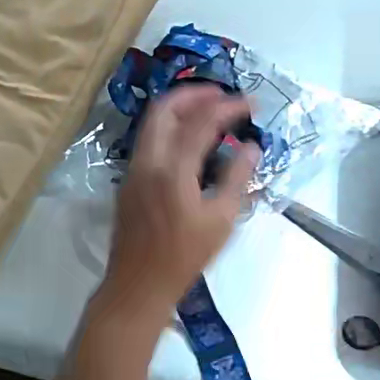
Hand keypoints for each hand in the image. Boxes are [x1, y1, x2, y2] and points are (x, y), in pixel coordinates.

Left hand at [102, 85, 259, 316]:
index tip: (250, 104)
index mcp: (171, 170)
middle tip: (222, 96)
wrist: (138, 284)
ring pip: (151, 123)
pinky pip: (147, 141)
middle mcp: (146, 161)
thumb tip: (251, 147)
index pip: (201, 121)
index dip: (227, 106)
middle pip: (164, 108)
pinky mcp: (128, 181)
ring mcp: (132, 170)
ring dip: (179, 110)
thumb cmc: (183, 257)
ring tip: (209, 112)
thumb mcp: (221, 221)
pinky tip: (190, 142)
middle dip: (194, 94)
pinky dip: (169, 129)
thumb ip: (237, 178)